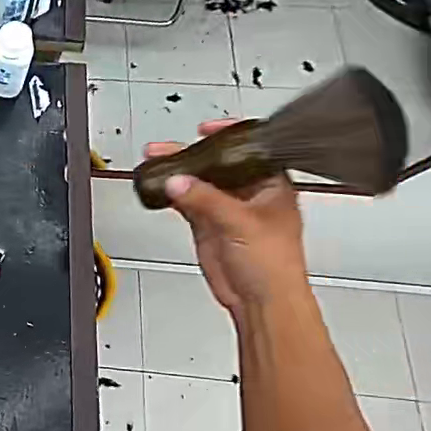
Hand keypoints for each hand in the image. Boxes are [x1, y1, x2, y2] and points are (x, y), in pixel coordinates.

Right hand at [144, 121, 310, 316]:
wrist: (261, 302)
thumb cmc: (274, 266)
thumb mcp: (240, 222)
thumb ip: (206, 198)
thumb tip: (179, 181)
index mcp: (271, 184)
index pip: (248, 150)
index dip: (228, 135)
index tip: (206, 129)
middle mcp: (249, 193)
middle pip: (217, 164)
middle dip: (192, 154)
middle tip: (167, 147)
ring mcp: (227, 209)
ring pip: (199, 182)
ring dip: (178, 172)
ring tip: (156, 160)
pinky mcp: (209, 226)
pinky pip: (187, 203)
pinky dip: (172, 195)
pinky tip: (160, 186)